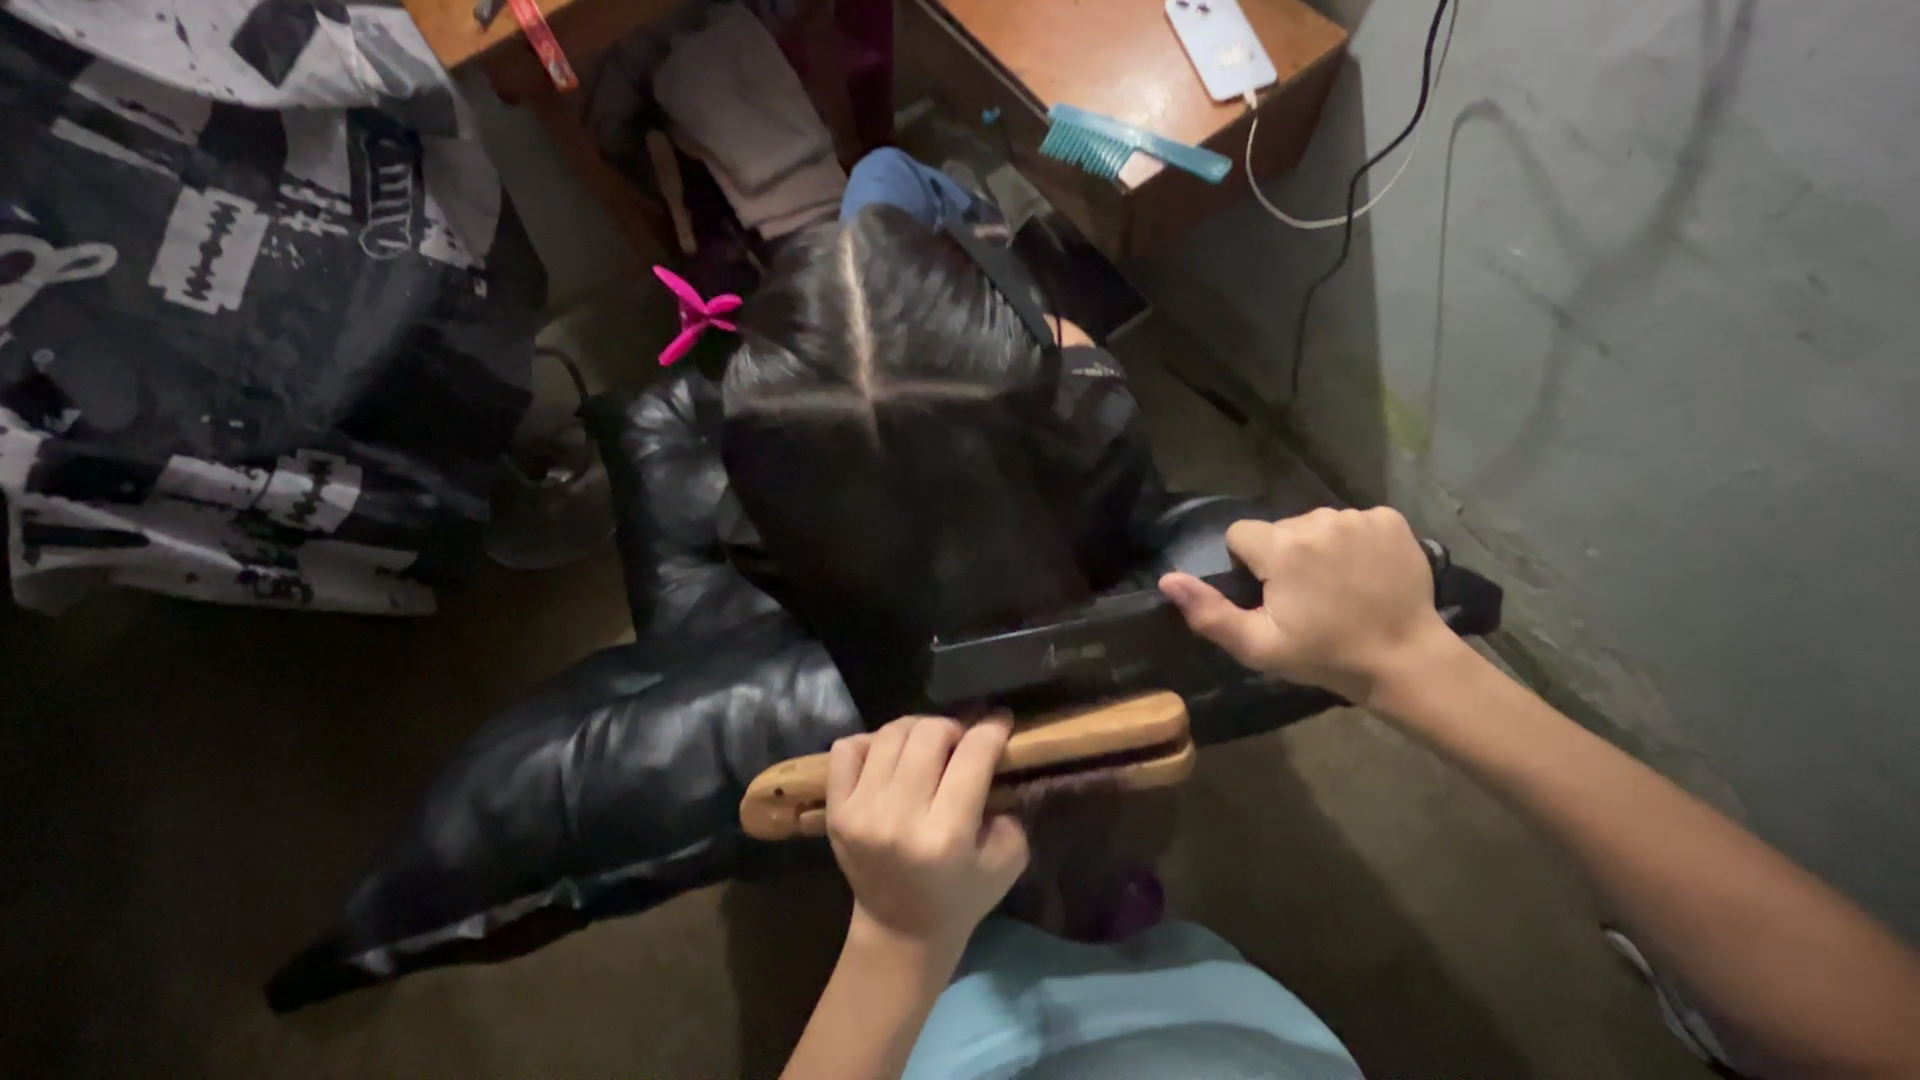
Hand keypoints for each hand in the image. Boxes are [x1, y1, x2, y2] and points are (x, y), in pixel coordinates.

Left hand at [826, 715, 1029, 956]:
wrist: (899, 930)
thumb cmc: (960, 896)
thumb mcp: (1007, 860)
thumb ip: (1009, 807)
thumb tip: (992, 755)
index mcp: (946, 835)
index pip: (972, 755)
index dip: (992, 729)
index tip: (1000, 722)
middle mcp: (899, 818)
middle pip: (929, 733)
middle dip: (953, 728)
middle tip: (960, 741)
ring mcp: (861, 812)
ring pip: (890, 733)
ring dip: (916, 731)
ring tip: (927, 746)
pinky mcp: (836, 810)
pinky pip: (847, 748)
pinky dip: (871, 742)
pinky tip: (888, 759)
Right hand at [1158, 507, 1452, 704]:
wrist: (1404, 660)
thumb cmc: (1324, 655)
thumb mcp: (1258, 645)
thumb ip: (1208, 612)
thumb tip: (1168, 580)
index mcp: (1281, 547)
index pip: (1241, 535)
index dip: (1250, 565)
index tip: (1271, 595)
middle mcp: (1318, 519)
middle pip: (1281, 529)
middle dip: (1285, 555)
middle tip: (1307, 597)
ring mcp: (1359, 518)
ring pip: (1318, 524)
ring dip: (1320, 548)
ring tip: (1339, 586)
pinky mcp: (1391, 520)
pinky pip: (1356, 522)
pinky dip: (1356, 543)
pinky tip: (1367, 573)